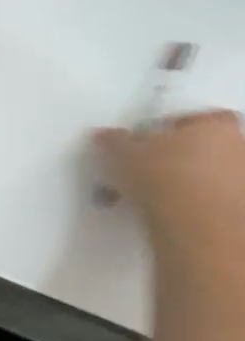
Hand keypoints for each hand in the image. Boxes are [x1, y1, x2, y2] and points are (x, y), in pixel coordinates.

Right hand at [96, 111, 244, 262]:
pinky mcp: (240, 207)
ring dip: (182, 181)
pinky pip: (210, 198)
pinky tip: (161, 211)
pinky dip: (188, 202)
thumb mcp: (118, 151)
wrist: (198, 223)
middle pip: (205, 146)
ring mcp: (244, 180)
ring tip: (145, 195)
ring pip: (206, 174)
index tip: (148, 138)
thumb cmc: (160, 173)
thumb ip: (113, 139)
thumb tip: (109, 135)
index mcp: (216, 127)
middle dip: (178, 155)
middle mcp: (240, 148)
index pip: (202, 117)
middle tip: (144, 167)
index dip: (176, 125)